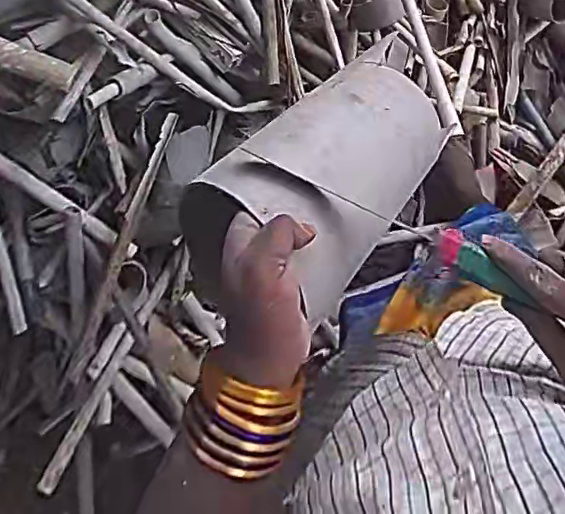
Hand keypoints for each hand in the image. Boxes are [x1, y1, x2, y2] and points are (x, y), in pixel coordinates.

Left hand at [213, 213, 314, 388]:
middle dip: (298, 222)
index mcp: (239, 242)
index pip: (259, 205)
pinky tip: (325, 262)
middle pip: (279, 222)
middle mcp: (252, 253)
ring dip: (310, 242)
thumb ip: (277, 236)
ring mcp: (271, 270)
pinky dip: (317, 261)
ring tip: (322, 241)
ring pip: (294, 241)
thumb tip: (300, 228)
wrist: (271, 363)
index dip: (280, 202)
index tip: (301, 203)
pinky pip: (306, 263)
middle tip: (314, 224)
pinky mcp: (288, 286)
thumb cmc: (259, 324)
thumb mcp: (262, 269)